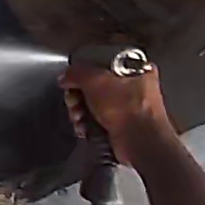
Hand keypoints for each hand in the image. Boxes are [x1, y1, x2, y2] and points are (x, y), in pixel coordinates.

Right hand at [59, 61, 174, 164]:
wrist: (140, 140)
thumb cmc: (124, 106)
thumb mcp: (95, 80)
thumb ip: (76, 73)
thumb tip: (64, 77)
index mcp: (135, 69)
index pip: (100, 64)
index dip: (82, 73)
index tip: (71, 82)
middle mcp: (134, 86)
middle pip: (93, 85)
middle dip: (77, 96)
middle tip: (74, 102)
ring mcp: (128, 106)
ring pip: (92, 103)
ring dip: (78, 111)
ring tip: (78, 117)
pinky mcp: (121, 124)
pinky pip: (96, 118)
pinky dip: (86, 123)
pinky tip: (83, 127)